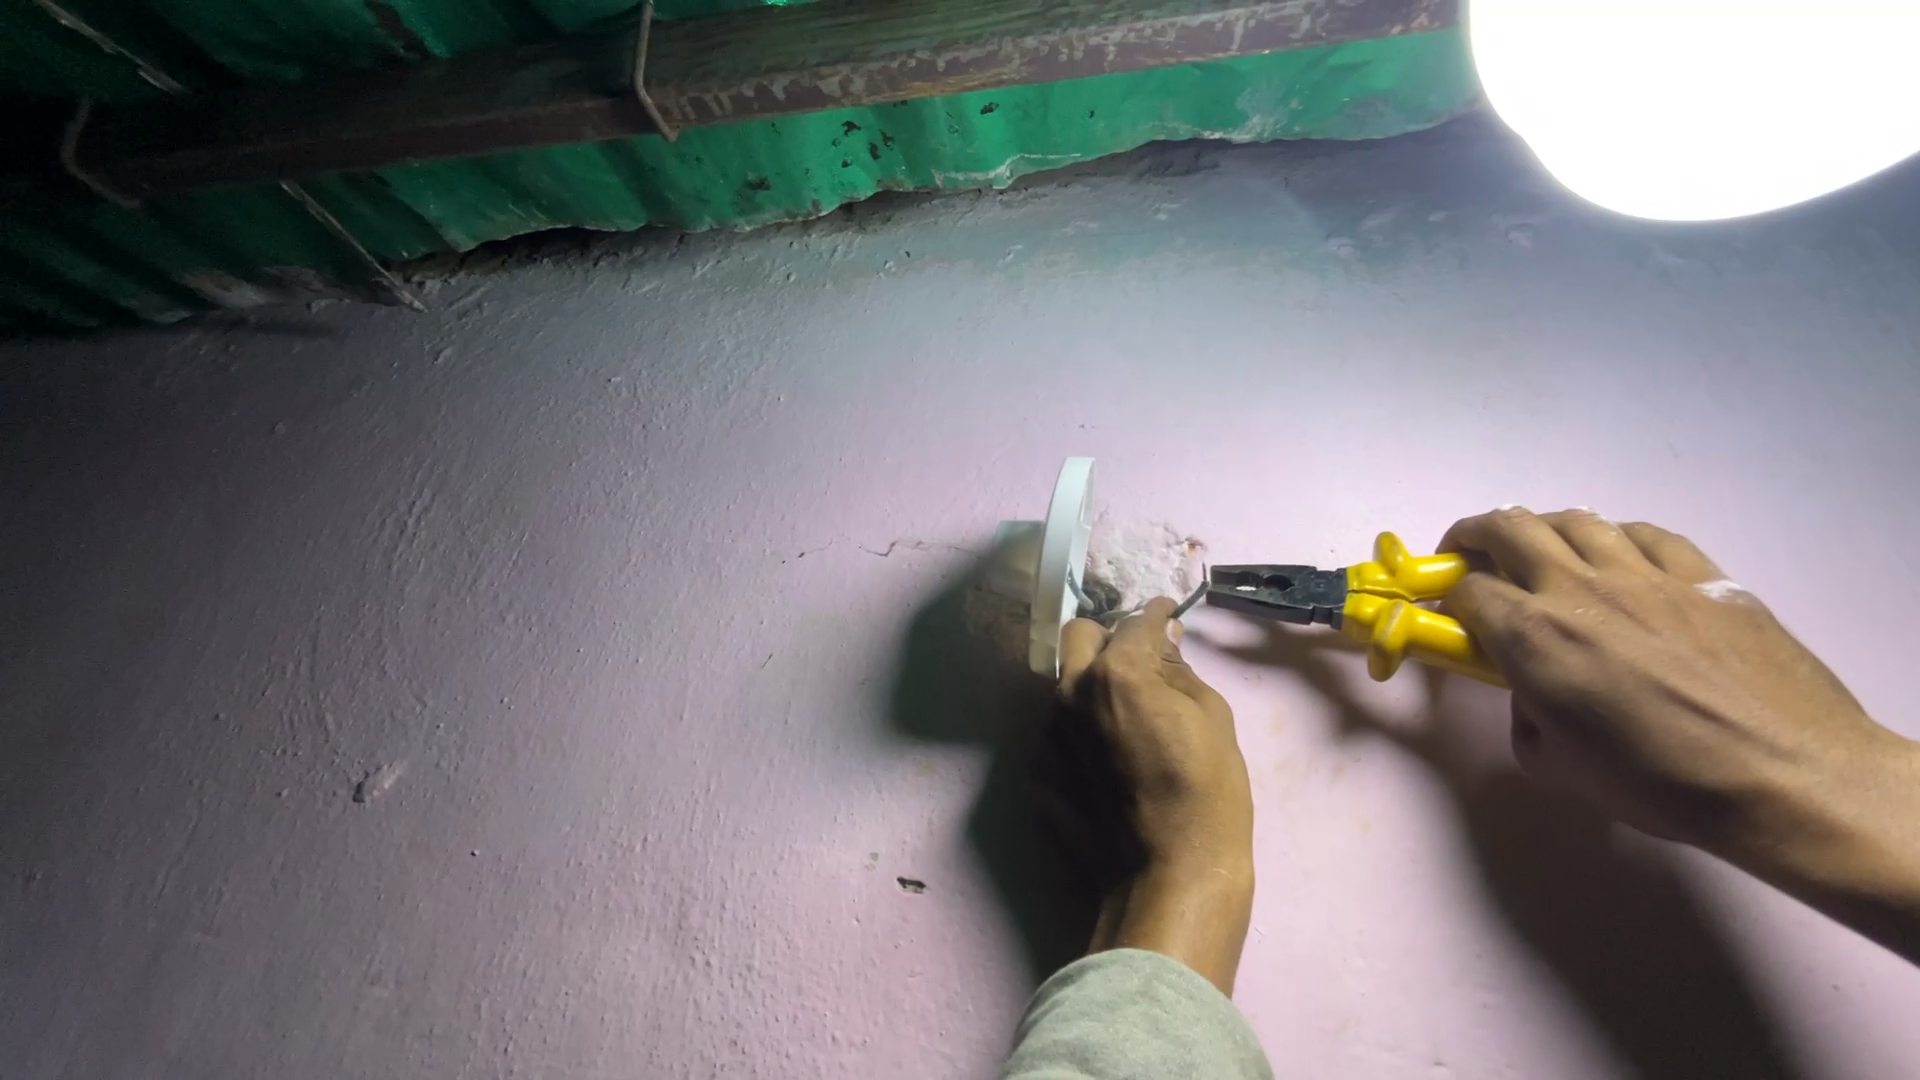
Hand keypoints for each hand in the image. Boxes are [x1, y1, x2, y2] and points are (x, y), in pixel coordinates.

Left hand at [1047, 597, 1253, 992]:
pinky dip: (1078, 728)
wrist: (1169, 876)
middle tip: (1136, 658)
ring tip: (1122, 714)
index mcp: (1117, 672)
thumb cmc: (1208, 796)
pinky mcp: (1038, 768)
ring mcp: (1048, 731)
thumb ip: (1179, 670)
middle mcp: (1071, 691)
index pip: (1135, 621)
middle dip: (1108, 636)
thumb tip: (1164, 640)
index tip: (1166, 614)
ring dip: (1089, 684)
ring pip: (1063, 683)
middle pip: (1078, 635)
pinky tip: (1104, 755)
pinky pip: (1056, 729)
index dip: (1157, 613)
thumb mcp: (1213, 719)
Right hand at [1441, 508, 1919, 959]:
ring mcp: (1646, 577)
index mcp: (1531, 637)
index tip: (1446, 614)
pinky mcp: (1705, 578)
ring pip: (1573, 519)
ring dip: (1538, 530)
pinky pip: (1643, 533)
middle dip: (1471, 536)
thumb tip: (1529, 687)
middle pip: (1505, 527)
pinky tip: (1613, 560)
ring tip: (1537, 553)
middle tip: (1467, 556)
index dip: (1445, 600)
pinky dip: (1611, 537)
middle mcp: (1578, 591)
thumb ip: (1521, 712)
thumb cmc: (1658, 782)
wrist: (1792, 782)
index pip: (1465, 591)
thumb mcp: (1552, 763)